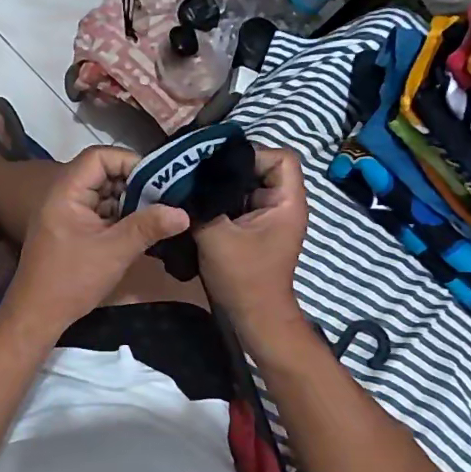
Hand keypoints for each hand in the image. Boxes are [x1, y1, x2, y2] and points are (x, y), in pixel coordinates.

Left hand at [2, 146, 189, 331]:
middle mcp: (63, 196)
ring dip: (128, 202)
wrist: (36, 314)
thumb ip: (148, 227)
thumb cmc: (71, 280)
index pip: (98, 157)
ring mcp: (66, 214)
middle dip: (133, 183)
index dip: (128, 161)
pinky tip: (141, 229)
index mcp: (66, 192)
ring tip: (157, 213)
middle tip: (163, 197)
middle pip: (102, 173)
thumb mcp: (114, 252)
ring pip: (102, 195)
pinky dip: (119, 217)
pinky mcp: (71, 231)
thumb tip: (184, 213)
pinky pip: (99, 213)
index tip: (156, 178)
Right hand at [192, 147, 307, 332]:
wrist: (254, 318)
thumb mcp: (217, 237)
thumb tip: (183, 181)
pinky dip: (220, 201)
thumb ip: (202, 204)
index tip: (219, 165)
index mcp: (287, 202)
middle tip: (198, 172)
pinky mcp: (254, 229)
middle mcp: (283, 205)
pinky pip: (239, 203)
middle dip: (229, 168)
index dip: (252, 154)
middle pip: (261, 168)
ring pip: (247, 186)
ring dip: (222, 186)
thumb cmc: (244, 277)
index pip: (281, 157)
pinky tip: (197, 204)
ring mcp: (269, 217)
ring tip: (193, 186)